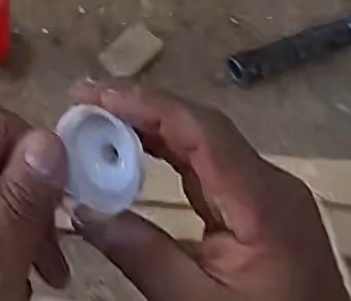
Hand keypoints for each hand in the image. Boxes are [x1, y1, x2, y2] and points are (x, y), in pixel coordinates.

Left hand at [0, 106, 68, 300]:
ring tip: (43, 276)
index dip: (35, 149)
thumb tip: (51, 136)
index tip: (60, 195)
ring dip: (24, 228)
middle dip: (34, 200)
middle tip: (56, 254)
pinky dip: (0, 244)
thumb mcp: (0, 254)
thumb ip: (26, 193)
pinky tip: (13, 282)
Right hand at [69, 82, 346, 300]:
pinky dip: (168, 152)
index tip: (97, 95)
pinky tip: (134, 148)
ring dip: (151, 125)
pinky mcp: (257, 205)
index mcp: (264, 200)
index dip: (146, 103)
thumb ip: (141, 255)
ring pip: (202, 139)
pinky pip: (207, 164)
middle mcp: (269, 181)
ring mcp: (265, 191)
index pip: (200, 129)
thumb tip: (82, 209)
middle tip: (86, 101)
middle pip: (200, 126)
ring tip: (99, 117)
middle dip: (141, 107)